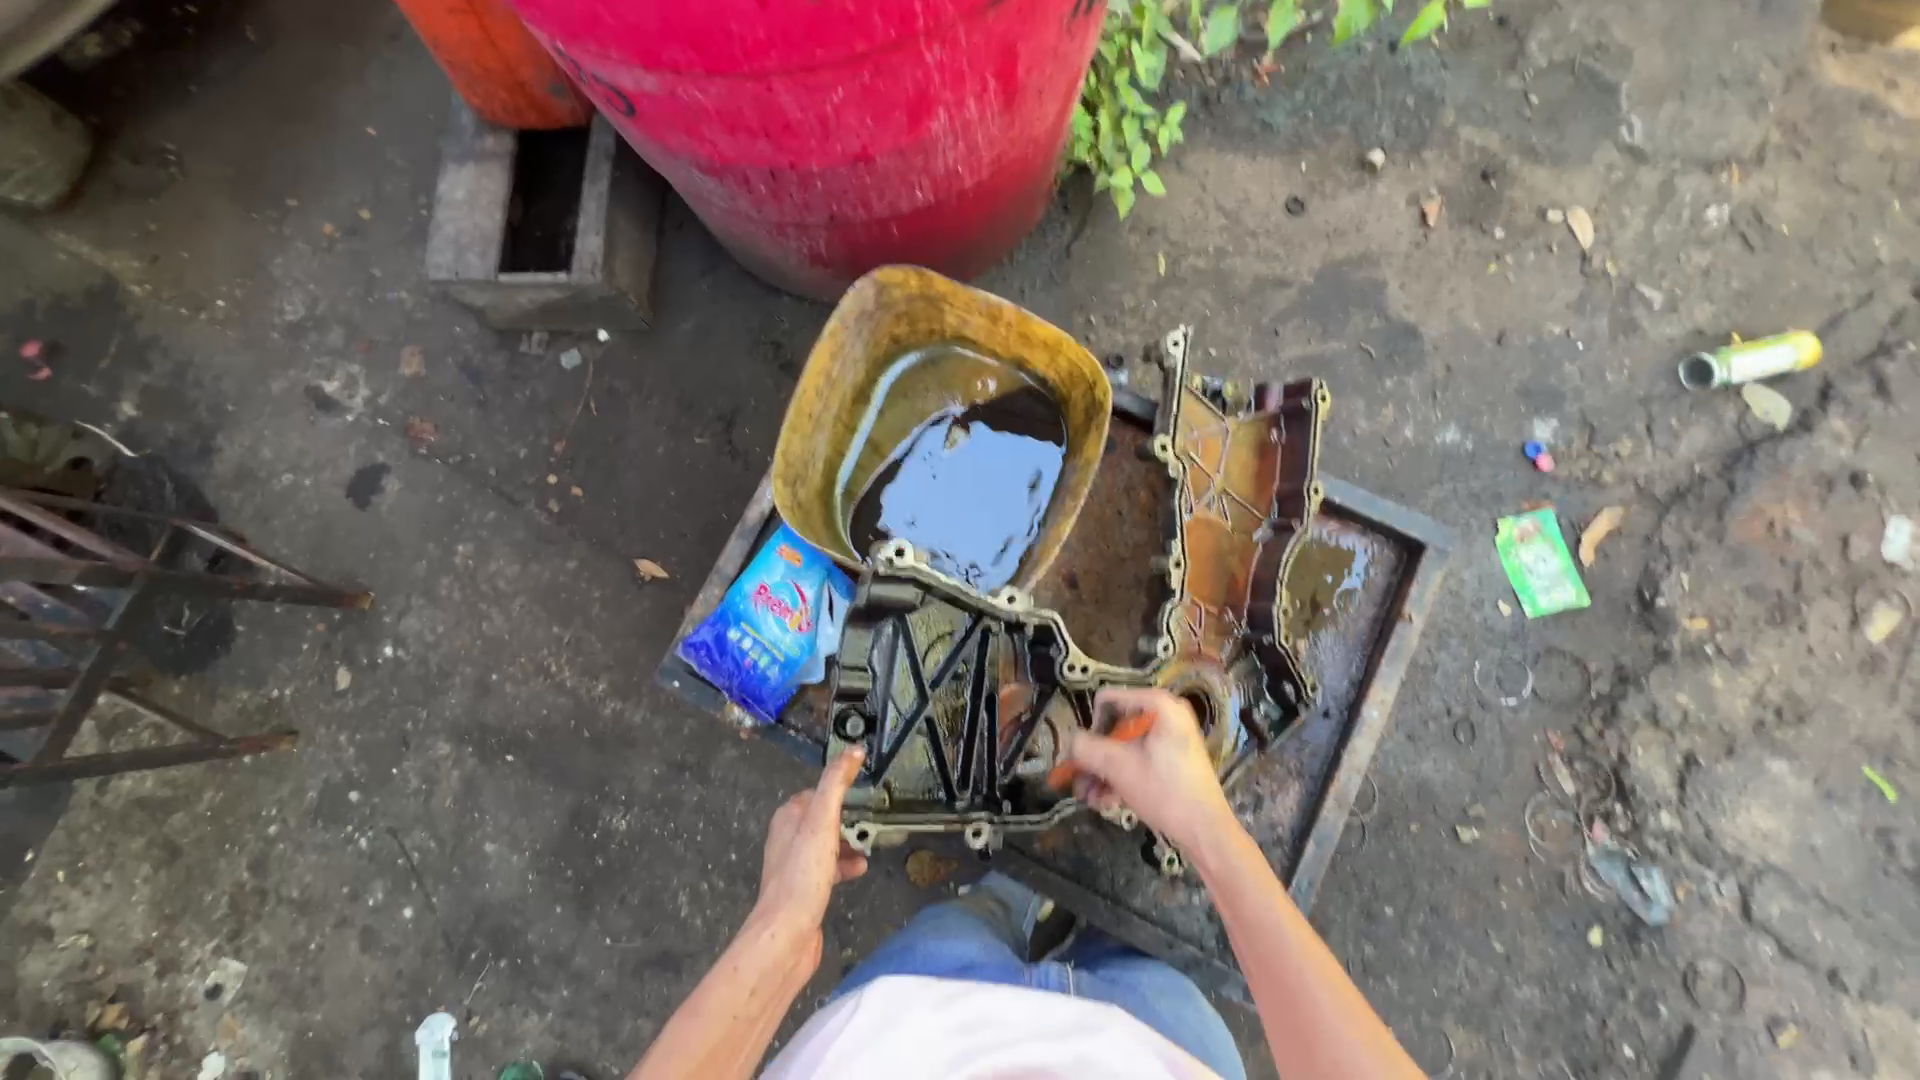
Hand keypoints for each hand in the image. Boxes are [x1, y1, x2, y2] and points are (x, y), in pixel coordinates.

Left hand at [750, 748, 868, 953]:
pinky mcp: (803, 891)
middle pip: (821, 819)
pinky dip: (844, 867)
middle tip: (868, 822)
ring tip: (868, 847)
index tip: (860, 791)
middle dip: (845, 819)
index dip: (836, 790)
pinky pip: (827, 870)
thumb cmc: (803, 874)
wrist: (787, 934)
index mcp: (787, 818)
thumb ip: (836, 783)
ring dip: (846, 843)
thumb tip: (854, 750)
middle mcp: (786, 839)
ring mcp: (793, 867)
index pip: (814, 793)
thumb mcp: (822, 821)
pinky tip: (858, 871)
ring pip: (825, 845)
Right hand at [1065, 688, 1236, 854]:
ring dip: (1102, 771)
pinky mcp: (1170, 758)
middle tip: (1077, 782)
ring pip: (1123, 746)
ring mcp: (1169, 737)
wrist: (1206, 830)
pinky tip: (1104, 801)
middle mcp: (1164, 714)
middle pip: (1114, 726)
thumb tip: (1069, 742)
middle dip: (1094, 757)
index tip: (1087, 756)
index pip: (1107, 701)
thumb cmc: (1165, 792)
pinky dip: (1119, 776)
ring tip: (1087, 798)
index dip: (1092, 728)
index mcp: (1157, 705)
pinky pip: (1137, 759)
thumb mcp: (1118, 767)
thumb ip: (1086, 748)